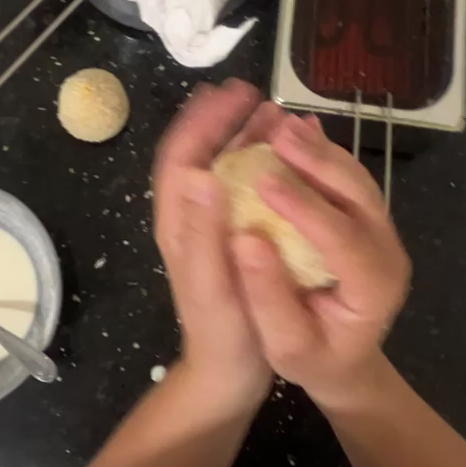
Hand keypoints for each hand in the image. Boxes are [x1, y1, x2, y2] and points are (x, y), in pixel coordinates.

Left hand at [151, 79, 278, 411]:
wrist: (229, 373)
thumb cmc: (222, 331)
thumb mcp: (212, 285)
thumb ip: (203, 233)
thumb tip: (200, 172)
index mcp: (180, 221)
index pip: (180, 156)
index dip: (201, 121)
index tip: (228, 93)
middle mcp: (191, 214)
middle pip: (201, 153)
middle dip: (224, 120)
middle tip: (256, 94)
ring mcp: (211, 224)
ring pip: (224, 166)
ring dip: (244, 137)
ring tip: (275, 114)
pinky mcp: (232, 234)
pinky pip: (243, 187)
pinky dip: (259, 164)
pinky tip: (285, 157)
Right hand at [228, 113, 410, 411]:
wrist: (346, 360)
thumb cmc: (314, 359)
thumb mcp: (286, 347)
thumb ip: (268, 298)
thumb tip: (246, 240)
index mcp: (374, 287)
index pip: (343, 238)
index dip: (304, 206)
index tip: (263, 180)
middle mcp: (387, 251)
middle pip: (357, 195)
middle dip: (317, 160)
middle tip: (276, 133)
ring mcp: (382, 230)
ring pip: (355, 177)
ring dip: (318, 148)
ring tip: (280, 125)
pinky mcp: (368, 217)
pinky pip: (348, 176)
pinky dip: (322, 150)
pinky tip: (294, 130)